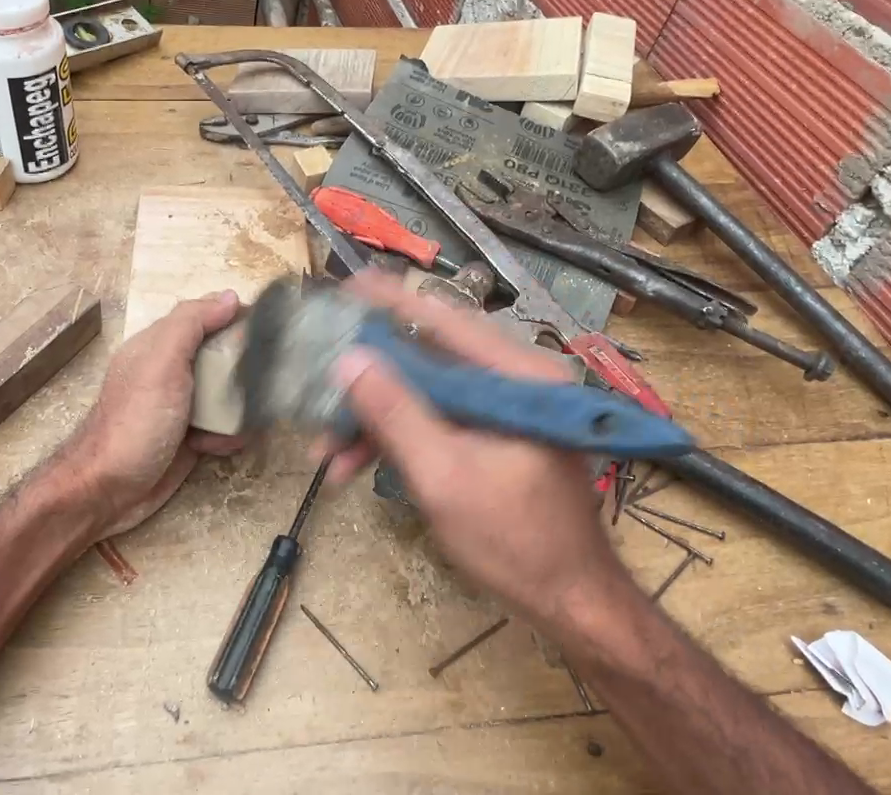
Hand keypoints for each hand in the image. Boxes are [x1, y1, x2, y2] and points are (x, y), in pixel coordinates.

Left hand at [50, 291, 244, 540]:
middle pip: (222, 355)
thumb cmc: (135, 422)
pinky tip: (220, 446)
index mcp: (160, 344)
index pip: (206, 316)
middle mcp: (171, 370)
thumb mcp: (161, 362)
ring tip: (241, 420)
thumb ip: (192, 324)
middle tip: (263, 380)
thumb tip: (231, 296)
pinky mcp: (191, 438)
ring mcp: (181, 406)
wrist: (108, 492)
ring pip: (227, 393)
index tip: (267, 329)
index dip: (236, 319)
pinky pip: (222, 426)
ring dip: (240, 407)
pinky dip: (228, 435)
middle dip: (244, 368)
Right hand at [319, 272, 632, 623]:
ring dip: (374, 418)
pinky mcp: (494, 433)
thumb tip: (348, 360)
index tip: (343, 288)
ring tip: (326, 453)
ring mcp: (504, 408)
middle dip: (367, 380)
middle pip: (427, 356)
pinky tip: (355, 465)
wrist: (572, 602)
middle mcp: (514, 379)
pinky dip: (397, 437)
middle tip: (318, 384)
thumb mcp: (443, 477)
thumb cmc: (516, 542)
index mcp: (517, 375)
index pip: (444, 320)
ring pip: (424, 392)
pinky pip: (436, 418)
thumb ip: (395, 414)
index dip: (390, 302)